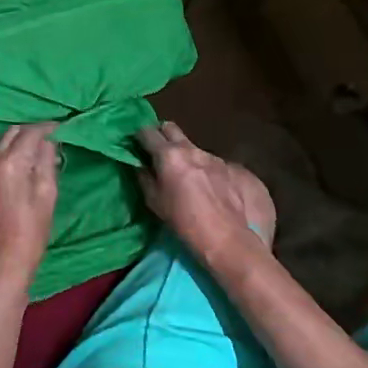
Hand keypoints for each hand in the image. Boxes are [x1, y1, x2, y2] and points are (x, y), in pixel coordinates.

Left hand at [0, 123, 59, 281]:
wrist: (3, 257)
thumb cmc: (31, 228)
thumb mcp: (47, 192)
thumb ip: (47, 160)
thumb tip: (49, 141)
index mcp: (10, 162)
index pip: (30, 132)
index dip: (47, 127)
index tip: (62, 128)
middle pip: (13, 132)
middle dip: (32, 131)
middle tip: (52, 138)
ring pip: (4, 142)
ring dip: (22, 141)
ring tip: (42, 151)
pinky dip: (13, 152)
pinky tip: (27, 163)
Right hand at [136, 121, 275, 269]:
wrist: (228, 238)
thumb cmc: (185, 223)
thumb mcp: (155, 203)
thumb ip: (145, 178)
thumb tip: (140, 165)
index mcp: (169, 155)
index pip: (147, 132)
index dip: (139, 137)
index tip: (137, 146)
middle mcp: (191, 148)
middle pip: (170, 128)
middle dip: (162, 136)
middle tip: (158, 153)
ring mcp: (212, 156)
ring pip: (191, 145)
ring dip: (184, 154)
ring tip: (185, 175)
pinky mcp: (229, 166)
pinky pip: (208, 160)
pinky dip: (202, 166)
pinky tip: (206, 186)